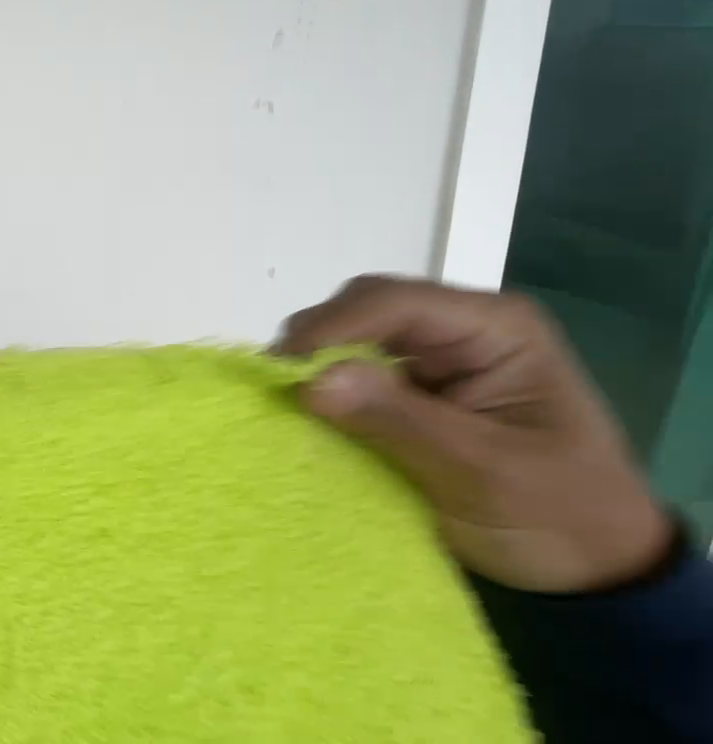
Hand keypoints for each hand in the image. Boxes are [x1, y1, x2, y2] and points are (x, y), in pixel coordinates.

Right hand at [279, 275, 672, 593]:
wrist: (587, 568)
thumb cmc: (557, 516)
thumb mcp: (485, 473)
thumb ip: (399, 421)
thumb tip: (311, 381)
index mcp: (495, 328)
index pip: (393, 303)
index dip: (332, 328)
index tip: (286, 371)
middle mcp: (456, 325)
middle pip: (359, 306)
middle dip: (316, 341)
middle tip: (282, 388)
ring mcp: (428, 351)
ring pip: (342, 331)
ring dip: (312, 363)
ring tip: (291, 402)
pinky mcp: (403, 380)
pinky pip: (343, 364)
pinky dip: (318, 383)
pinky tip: (308, 409)